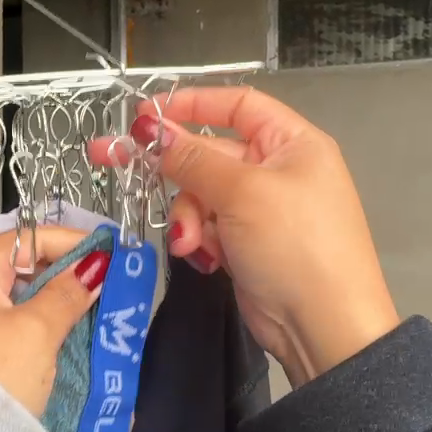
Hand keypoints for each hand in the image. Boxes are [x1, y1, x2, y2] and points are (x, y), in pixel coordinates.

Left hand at [0, 228, 109, 416]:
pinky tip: (58, 335)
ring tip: (88, 308)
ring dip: (49, 301)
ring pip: (11, 299)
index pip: (25, 239)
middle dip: (62, 273)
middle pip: (17, 267)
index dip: (70, 242)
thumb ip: (67, 294)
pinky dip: (31, 324)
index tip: (109, 252)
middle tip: (103, 283)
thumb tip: (95, 266)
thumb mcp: (37, 332)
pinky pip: (1, 325)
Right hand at [89, 87, 398, 384]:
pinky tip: (203, 257)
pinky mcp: (246, 243)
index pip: (236, 105)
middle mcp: (276, 170)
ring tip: (190, 242)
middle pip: (208, 154)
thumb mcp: (242, 193)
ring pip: (199, 195)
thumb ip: (192, 158)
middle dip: (170, 170)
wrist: (323, 328)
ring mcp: (260, 209)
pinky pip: (207, 227)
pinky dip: (200, 240)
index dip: (190, 104)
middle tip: (107, 157)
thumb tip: (150, 126)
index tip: (144, 114)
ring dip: (188, 217)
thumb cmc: (294, 245)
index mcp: (291, 143)